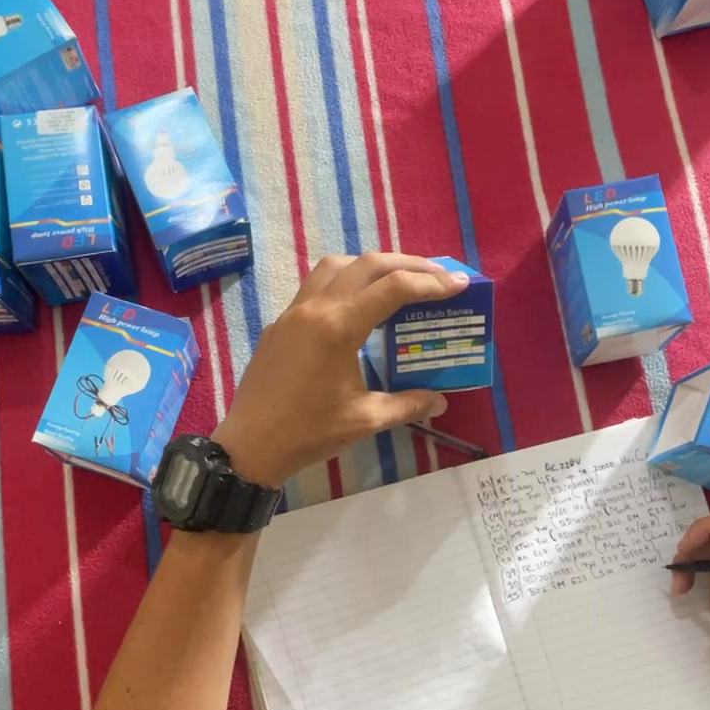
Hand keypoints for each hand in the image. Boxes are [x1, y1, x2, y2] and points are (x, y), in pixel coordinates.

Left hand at [212, 254, 464, 485]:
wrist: (250, 445)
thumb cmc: (308, 434)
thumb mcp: (365, 420)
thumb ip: (407, 405)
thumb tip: (440, 402)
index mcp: (339, 327)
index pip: (393, 288)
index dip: (431, 283)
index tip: (458, 284)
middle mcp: (315, 308)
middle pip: (367, 264)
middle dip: (407, 264)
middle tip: (437, 275)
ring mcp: (292, 313)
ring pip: (334, 267)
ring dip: (370, 266)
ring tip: (396, 281)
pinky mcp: (279, 325)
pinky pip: (314, 287)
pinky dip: (343, 283)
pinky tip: (356, 307)